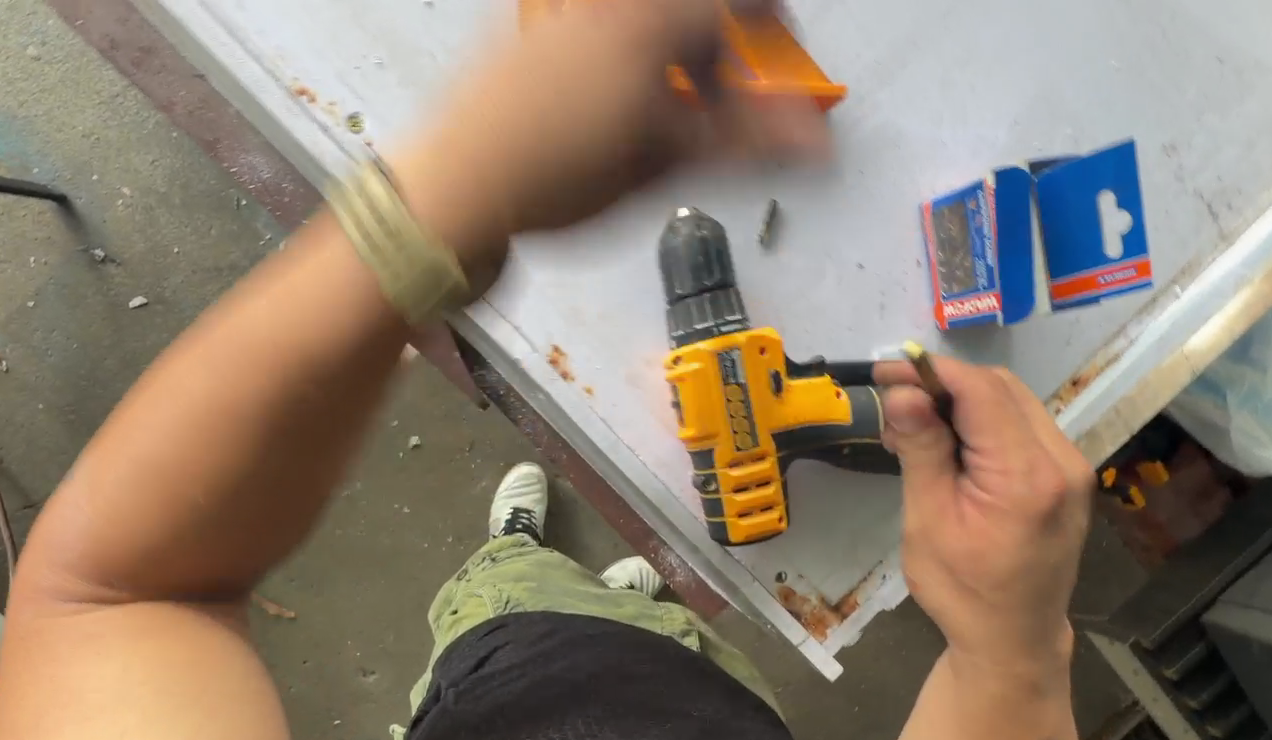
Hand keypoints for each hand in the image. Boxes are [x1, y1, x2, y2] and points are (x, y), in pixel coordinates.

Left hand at [394, 0, 829, 273]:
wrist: (455, 189)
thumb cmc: (556, 179)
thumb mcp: (657, 164)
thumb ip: (742, 142)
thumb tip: (816, 145)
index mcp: (648, 22)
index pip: (733, 6)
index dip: (767, 21)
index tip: (778, 38)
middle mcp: (606, 6)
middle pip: (685, 13)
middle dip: (710, 44)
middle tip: (714, 93)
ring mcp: (563, 15)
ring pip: (639, 20)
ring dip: (666, 49)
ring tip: (658, 105)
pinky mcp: (529, 36)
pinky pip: (595, 27)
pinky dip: (621, 52)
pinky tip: (605, 101)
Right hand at [876, 356, 1095, 679]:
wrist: (1012, 637)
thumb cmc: (961, 588)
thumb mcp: (928, 520)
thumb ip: (922, 450)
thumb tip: (902, 393)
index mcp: (1026, 474)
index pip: (981, 393)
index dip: (931, 373)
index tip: (884, 372)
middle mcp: (1061, 460)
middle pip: (1001, 390)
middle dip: (943, 385)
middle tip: (891, 402)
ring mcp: (1069, 467)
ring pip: (1012, 404)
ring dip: (959, 403)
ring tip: (911, 425)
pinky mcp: (1064, 477)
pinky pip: (1020, 428)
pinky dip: (979, 423)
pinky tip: (945, 443)